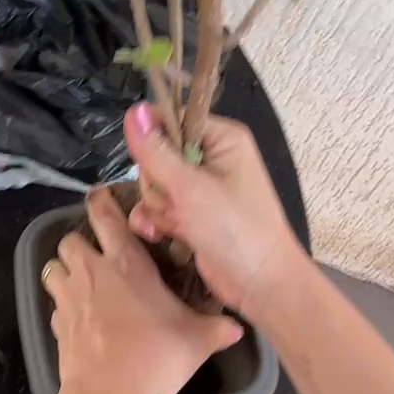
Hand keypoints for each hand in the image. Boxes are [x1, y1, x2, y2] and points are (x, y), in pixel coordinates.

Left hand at [43, 188, 243, 393]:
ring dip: (64, 270)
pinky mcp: (56, 323)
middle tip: (96, 254)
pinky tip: (78, 318)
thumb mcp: (197, 339)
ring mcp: (69, 296)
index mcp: (126, 263)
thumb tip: (236, 329)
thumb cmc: (158, 355)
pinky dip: (62, 305)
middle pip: (70, 239)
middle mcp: (92, 271)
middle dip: (79, 242)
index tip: (100, 198)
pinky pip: (54, 303)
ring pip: (53, 266)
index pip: (106, 217)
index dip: (100, 203)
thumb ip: (216, 328)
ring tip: (81, 282)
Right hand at [123, 104, 309, 318]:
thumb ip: (156, 151)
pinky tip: (157, 235)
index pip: (172, 119)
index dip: (154, 139)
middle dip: (156, 181)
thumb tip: (132, 109)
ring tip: (172, 223)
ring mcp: (200, 188)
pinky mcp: (191, 213)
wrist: (261, 285)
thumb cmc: (235, 229)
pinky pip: (157, 205)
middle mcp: (211, 158)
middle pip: (157, 153)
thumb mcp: (190, 188)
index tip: (150, 163)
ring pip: (154, 182)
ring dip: (155, 205)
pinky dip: (154, 220)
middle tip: (174, 201)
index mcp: (222, 138)